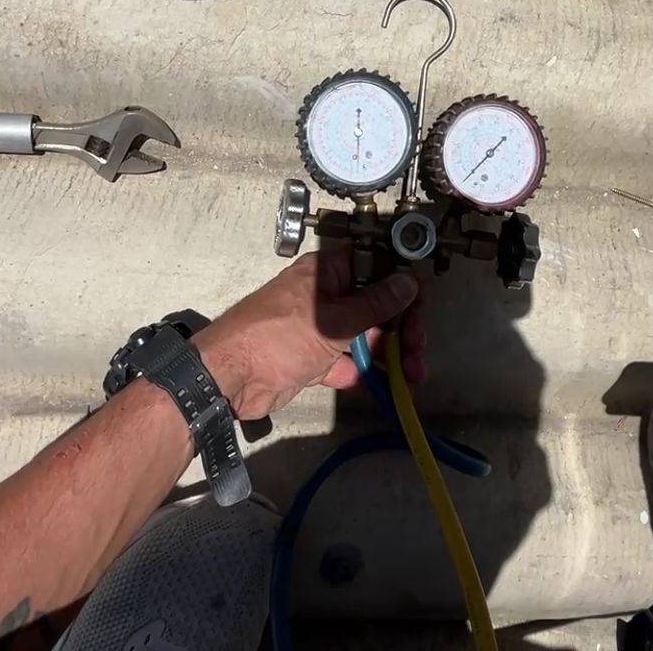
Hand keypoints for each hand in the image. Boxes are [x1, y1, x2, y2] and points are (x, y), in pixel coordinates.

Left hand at [195, 247, 426, 420]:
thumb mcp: (334, 320)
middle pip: (375, 304)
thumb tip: (409, 282)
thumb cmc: (280, 336)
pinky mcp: (313, 359)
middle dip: (401, 326)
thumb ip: (375, 304)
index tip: (422, 302)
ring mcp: (320, 328)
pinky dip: (363, 372)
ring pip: (364, 335)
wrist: (230, 379)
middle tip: (417, 348)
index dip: (400, 281)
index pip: (374, 265)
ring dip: (390, 353)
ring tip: (412, 376)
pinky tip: (383, 387)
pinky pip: (346, 361)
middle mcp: (326, 295)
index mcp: (327, 273)